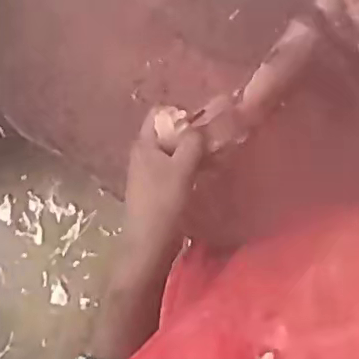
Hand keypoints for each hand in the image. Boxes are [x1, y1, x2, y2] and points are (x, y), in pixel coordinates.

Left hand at [120, 106, 211, 259]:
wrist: (149, 246)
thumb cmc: (163, 203)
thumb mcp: (182, 168)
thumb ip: (193, 142)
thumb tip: (202, 126)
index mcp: (144, 144)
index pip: (160, 113)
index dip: (180, 112)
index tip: (203, 121)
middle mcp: (143, 153)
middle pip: (168, 131)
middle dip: (190, 132)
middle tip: (214, 138)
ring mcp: (149, 172)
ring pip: (173, 150)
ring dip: (192, 151)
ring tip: (215, 155)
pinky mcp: (157, 188)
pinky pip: (175, 167)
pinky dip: (189, 166)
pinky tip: (206, 173)